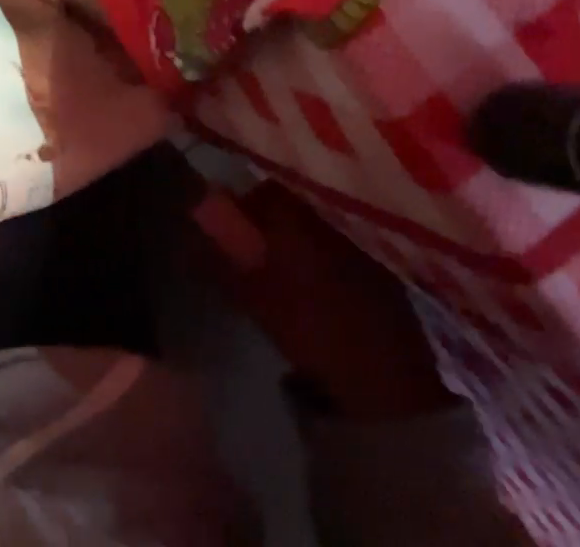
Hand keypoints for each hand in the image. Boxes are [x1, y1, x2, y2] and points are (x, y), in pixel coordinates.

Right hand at [190, 185, 455, 419]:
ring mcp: (365, 257)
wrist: (387, 386)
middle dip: (269, 221)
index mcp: (301, 231)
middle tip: (249, 247)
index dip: (243, 200)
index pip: (267, 191)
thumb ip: (219, 259)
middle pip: (296, 209)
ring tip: (281, 269)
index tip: (227, 220)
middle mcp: (335, 233)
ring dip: (298, 242)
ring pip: (320, 232)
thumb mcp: (254, 299)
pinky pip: (344, 255)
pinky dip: (324, 262)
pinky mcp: (385, 282)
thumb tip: (192, 228)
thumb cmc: (312, 334)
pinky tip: (316, 290)